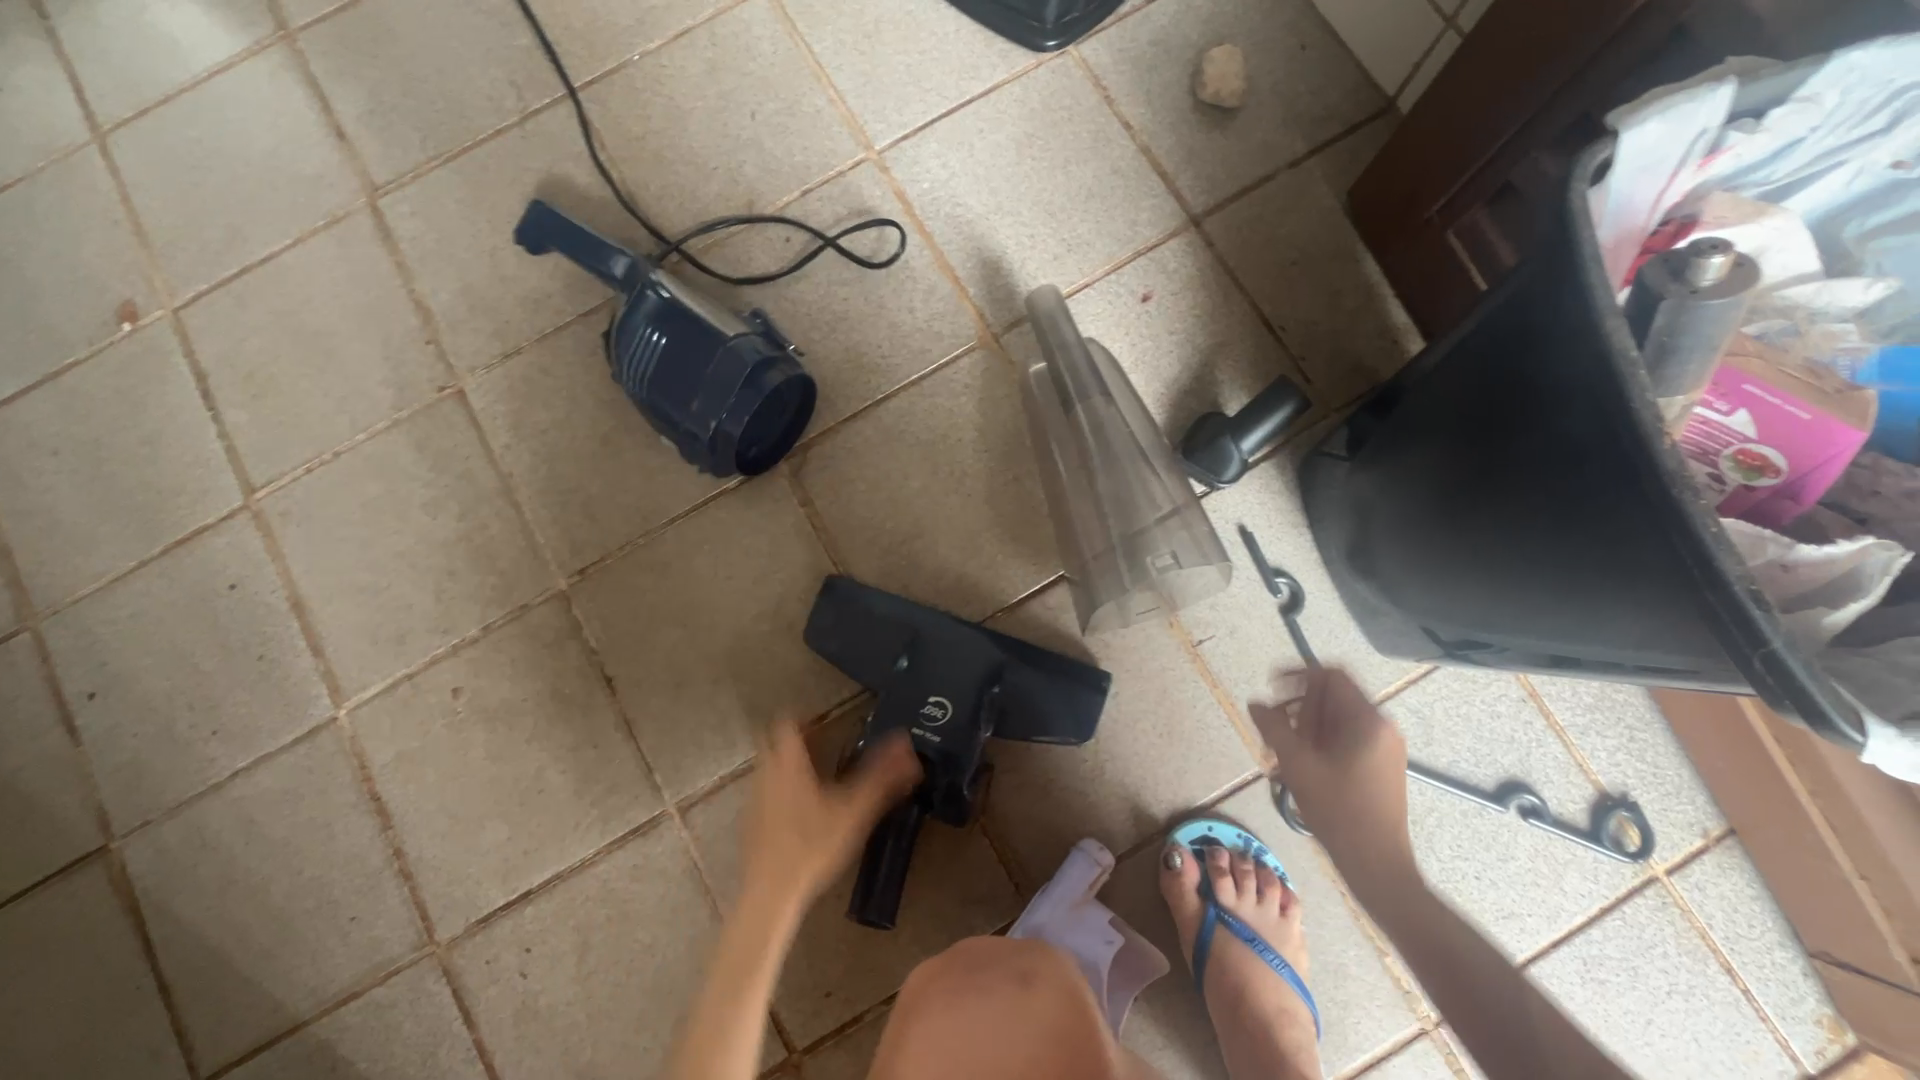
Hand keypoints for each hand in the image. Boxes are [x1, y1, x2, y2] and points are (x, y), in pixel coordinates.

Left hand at [739, 716, 921, 907]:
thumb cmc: (814, 846)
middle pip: (773, 742)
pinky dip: (781, 791)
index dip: (805, 716)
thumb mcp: (856, 811)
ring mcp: (754, 799)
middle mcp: (765, 773)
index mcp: (789, 763)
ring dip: (787, 765)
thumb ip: (884, 776)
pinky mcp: (749, 824)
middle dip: (796, 739)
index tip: (825, 721)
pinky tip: (801, 814)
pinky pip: (764, 793)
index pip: (787, 723)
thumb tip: (907, 744)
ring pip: (767, 768)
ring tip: (817, 777)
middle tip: (823, 746)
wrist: (771, 894)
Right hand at [1250, 668, 1417, 898]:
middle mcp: (1382, 727)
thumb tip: (1256, 703)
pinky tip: (1300, 769)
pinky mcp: (1382, 767)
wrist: (1377, 863)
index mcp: (1367, 720)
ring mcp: (1385, 748)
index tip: (1271, 691)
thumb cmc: (1338, 811)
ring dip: (1306, 730)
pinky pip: (1347, 741)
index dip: (1297, 676)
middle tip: (1272, 733)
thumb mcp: (1298, 765)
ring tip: (1281, 755)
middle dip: (1297, 710)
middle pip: (1333, 699)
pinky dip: (1321, 745)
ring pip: (1337, 722)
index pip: (1331, 676)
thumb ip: (1274, 727)